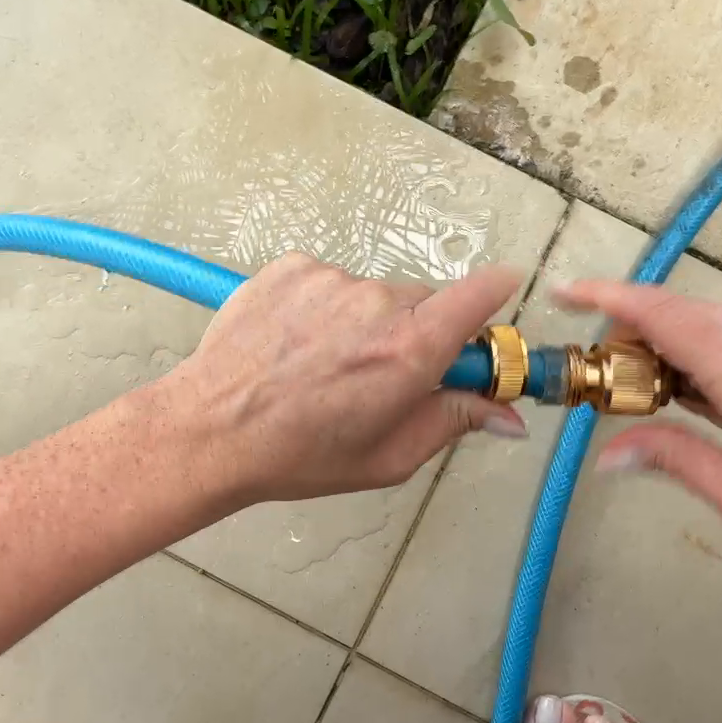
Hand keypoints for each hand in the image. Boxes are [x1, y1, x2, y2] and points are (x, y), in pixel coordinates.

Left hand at [139, 253, 525, 504]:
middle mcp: (376, 301)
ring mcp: (330, 277)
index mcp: (408, 350)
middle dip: (416, 331)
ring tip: (325, 361)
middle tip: (381, 372)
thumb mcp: (389, 456)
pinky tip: (298, 341)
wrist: (210, 427)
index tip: (503, 291)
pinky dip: (326, 305)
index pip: (478, 294)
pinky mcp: (293, 265)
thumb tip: (511, 416)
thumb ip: (455, 422)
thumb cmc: (302, 454)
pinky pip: (331, 281)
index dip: (496, 292)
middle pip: (423, 301)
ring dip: (365, 320)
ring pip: (373, 293)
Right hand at [558, 281, 721, 568]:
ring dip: (673, 346)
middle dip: (631, 337)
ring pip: (707, 319)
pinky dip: (710, 348)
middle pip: (674, 313)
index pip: (658, 313)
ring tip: (676, 403)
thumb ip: (677, 462)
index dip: (604, 296)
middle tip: (615, 387)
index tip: (562, 293)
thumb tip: (608, 453)